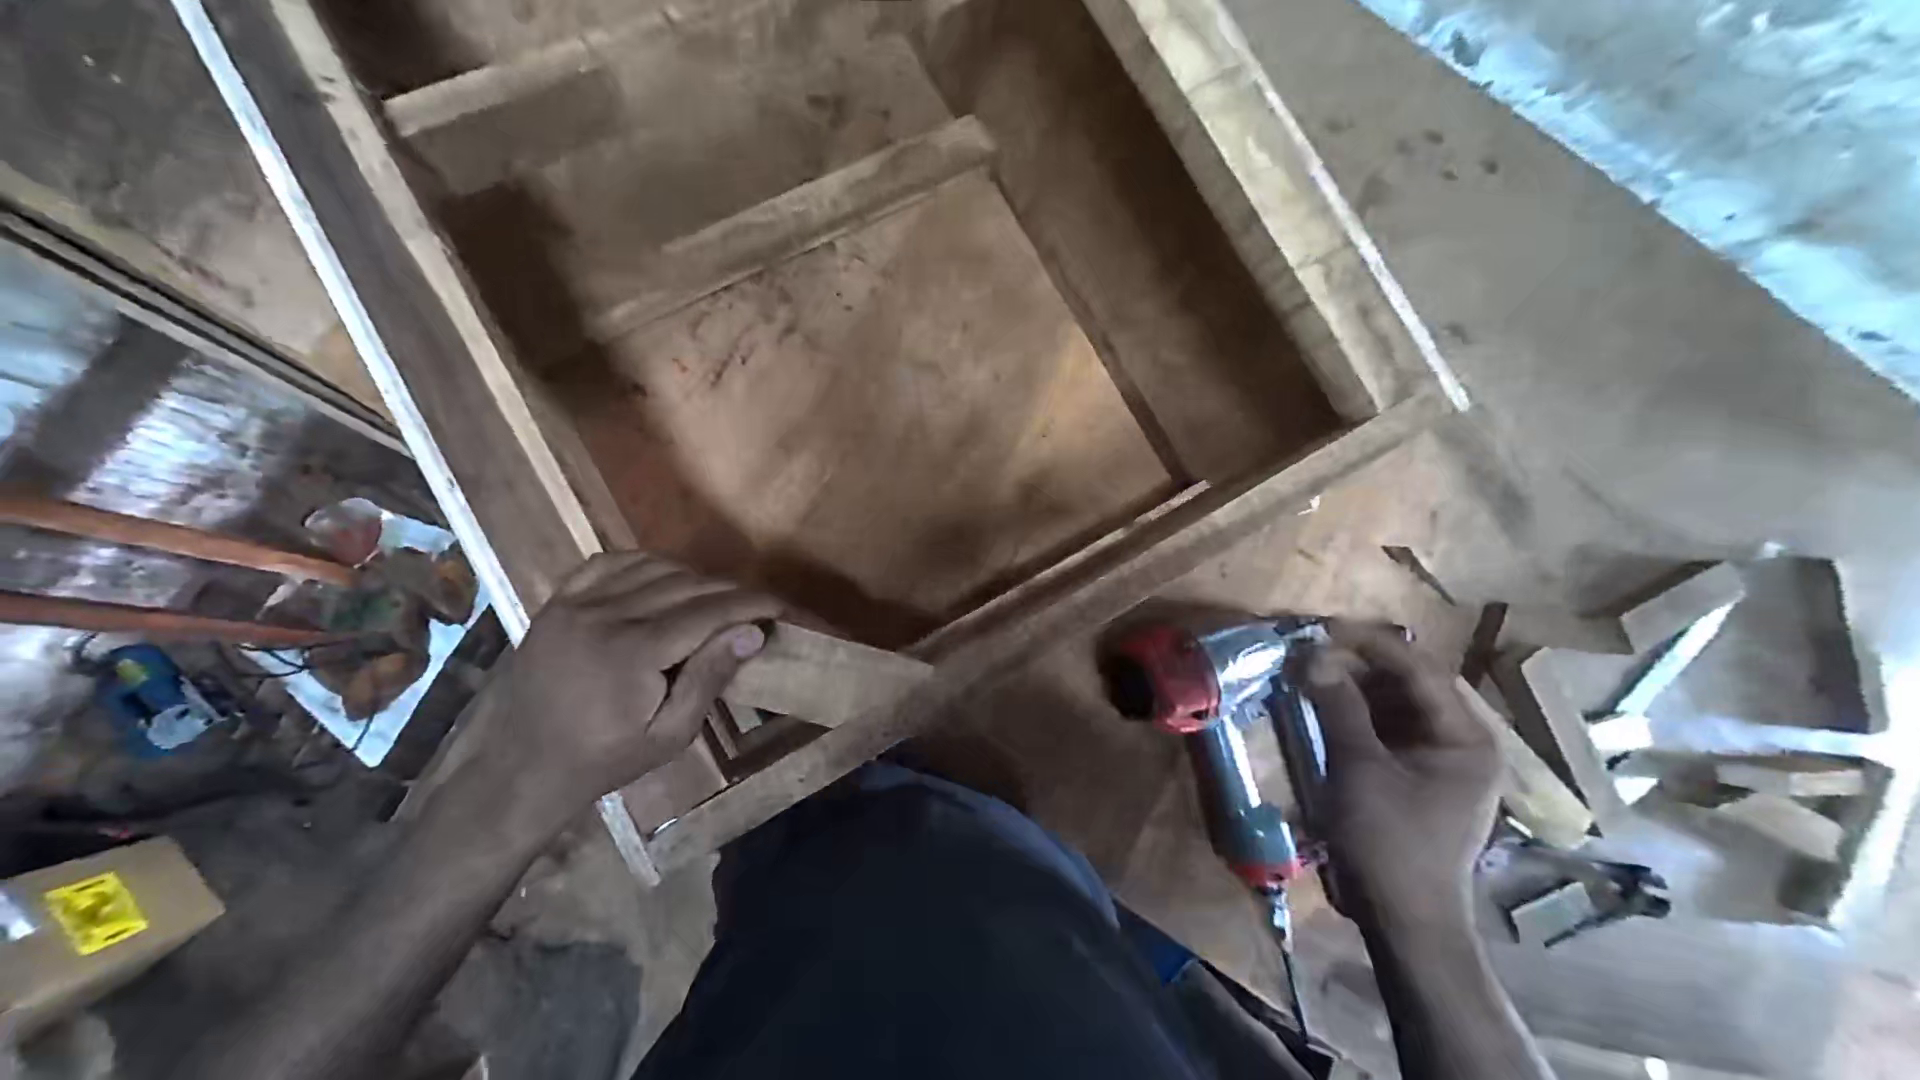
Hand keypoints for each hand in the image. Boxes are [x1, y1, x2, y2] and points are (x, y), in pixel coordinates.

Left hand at [463, 553, 781, 836]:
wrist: (525, 767)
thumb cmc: (606, 759)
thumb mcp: (670, 735)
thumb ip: (710, 678)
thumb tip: (752, 632)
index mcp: (633, 652)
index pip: (708, 610)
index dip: (750, 603)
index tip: (779, 605)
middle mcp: (604, 615)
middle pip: (685, 584)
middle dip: (729, 591)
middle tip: (755, 606)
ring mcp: (575, 602)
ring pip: (652, 566)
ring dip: (693, 577)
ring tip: (715, 598)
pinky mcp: (558, 601)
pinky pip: (611, 562)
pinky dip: (646, 563)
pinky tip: (664, 578)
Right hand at [1304, 622, 1499, 927]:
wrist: (1405, 918)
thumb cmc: (1390, 841)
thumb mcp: (1359, 769)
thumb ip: (1338, 706)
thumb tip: (1310, 654)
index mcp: (1466, 737)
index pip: (1420, 669)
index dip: (1369, 643)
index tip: (1321, 627)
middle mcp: (1462, 741)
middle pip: (1409, 684)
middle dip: (1359, 663)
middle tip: (1310, 649)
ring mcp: (1440, 761)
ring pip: (1395, 705)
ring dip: (1354, 686)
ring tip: (1310, 672)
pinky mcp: (1416, 776)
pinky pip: (1386, 730)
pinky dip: (1355, 714)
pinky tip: (1323, 707)